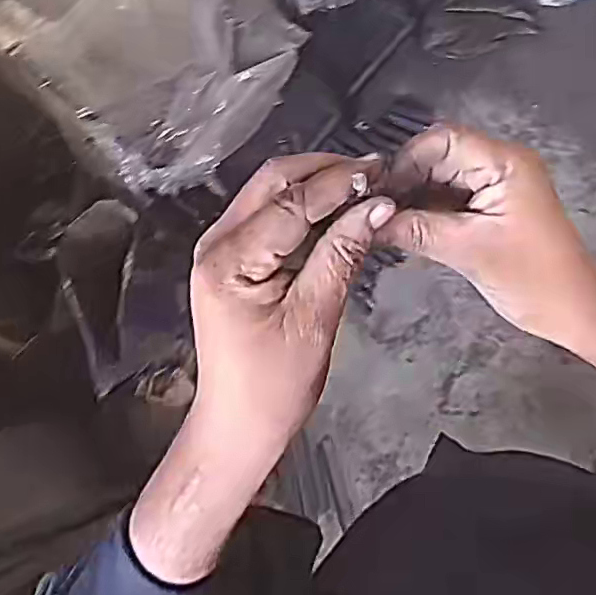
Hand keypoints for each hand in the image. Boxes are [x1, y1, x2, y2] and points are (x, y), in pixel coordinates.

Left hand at [130, 153, 395, 581]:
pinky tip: (336, 204)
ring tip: (362, 181)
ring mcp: (220, 244)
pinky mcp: (232, 253)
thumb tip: (377, 206)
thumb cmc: (273, 387)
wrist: (236, 425)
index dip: (337, 183)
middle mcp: (217, 241)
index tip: (379, 173)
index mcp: (229, 259)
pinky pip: (270, 212)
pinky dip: (305, 203)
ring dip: (315, 181)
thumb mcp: (313, 321)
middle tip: (373, 169)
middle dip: (324, 169)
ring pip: (271, 190)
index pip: (291, 203)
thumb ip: (342, 255)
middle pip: (273, 181)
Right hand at [378, 125, 595, 340]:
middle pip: (438, 154)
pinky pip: (446, 193)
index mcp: (505, 163)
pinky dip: (424, 207)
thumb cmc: (537, 281)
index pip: (443, 139)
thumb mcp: (469, 252)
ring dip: (412, 194)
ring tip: (386, 216)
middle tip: (377, 204)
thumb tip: (372, 221)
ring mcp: (494, 182)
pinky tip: (404, 223)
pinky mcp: (488, 202)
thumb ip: (416, 230)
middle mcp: (500, 163)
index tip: (383, 187)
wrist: (575, 313)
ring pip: (438, 174)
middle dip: (406, 178)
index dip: (407, 159)